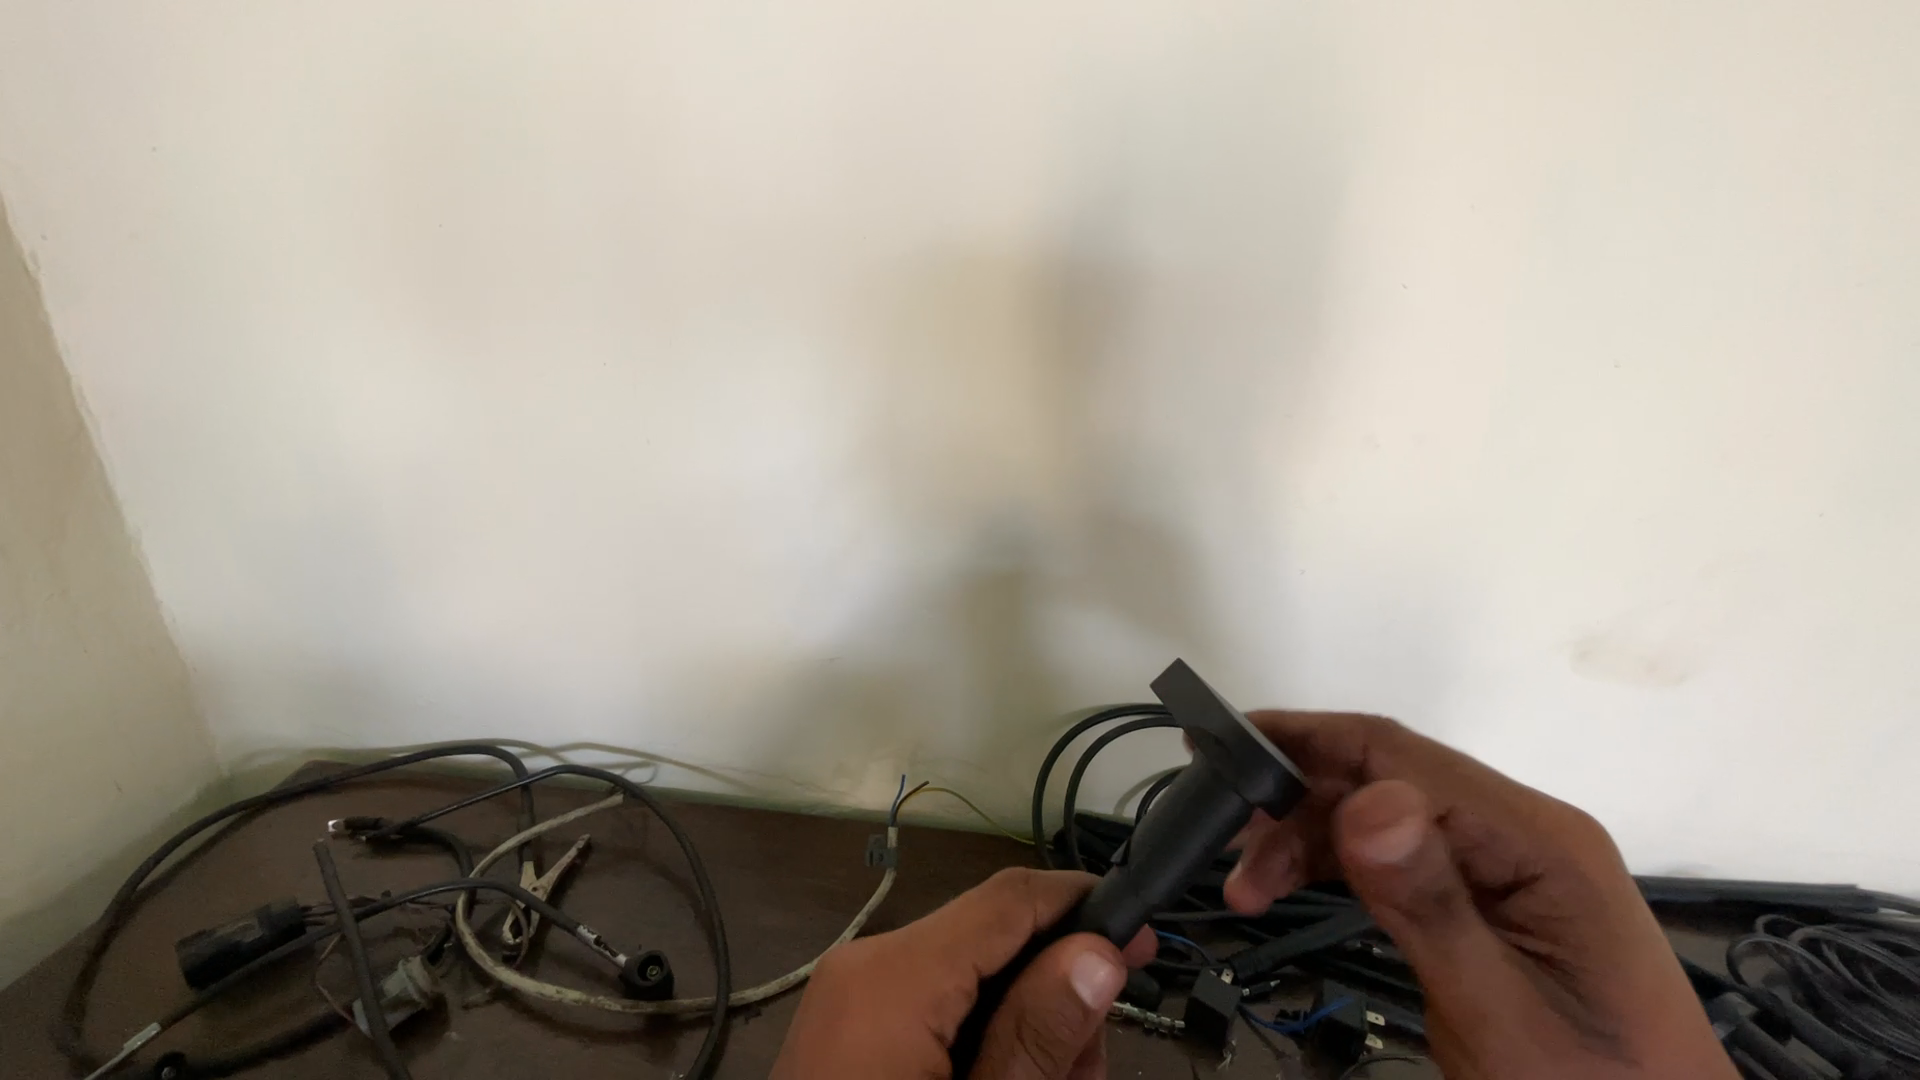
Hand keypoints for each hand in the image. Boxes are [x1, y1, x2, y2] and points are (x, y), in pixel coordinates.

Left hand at [771, 868, 1156, 1079]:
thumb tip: (1098, 952)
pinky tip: (1001, 1078)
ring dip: (1023, 1019)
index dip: (1080, 902)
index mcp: (894, 975)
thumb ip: (1036, 1037)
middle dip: (1053, 987)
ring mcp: (854, 989)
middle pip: (993, 934)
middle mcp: (869, 961)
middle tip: (1087, 1068)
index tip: (1138, 933)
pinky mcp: (853, 1019)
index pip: (1007, 898)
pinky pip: (938, 996)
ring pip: (973, 969)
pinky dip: (981, 1029)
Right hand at [1227, 711, 1736, 1079]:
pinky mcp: (1474, 886)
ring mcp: (1494, 856)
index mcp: (1533, 837)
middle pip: (1376, 773)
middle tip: (1221, 833)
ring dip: (1301, 836)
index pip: (1396, 756)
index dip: (1302, 740)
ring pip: (1370, 809)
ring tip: (1245, 886)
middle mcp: (1513, 827)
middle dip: (1290, 797)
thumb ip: (1432, 905)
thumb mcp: (1503, 1014)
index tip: (1221, 748)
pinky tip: (1284, 884)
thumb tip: (1368, 799)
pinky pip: (1385, 849)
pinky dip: (1327, 859)